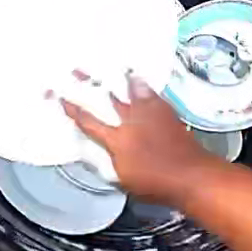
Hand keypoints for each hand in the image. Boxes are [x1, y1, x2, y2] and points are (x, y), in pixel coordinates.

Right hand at [61, 74, 219, 202]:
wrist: (189, 174)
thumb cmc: (155, 183)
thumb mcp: (122, 180)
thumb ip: (105, 164)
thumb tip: (90, 154)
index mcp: (116, 140)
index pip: (88, 122)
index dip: (73, 110)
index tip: (62, 99)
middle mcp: (130, 121)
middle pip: (106, 99)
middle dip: (90, 84)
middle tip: (76, 69)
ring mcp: (148, 112)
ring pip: (129, 90)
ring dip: (116, 78)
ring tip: (106, 67)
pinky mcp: (164, 109)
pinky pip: (148, 91)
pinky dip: (140, 84)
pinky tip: (137, 78)